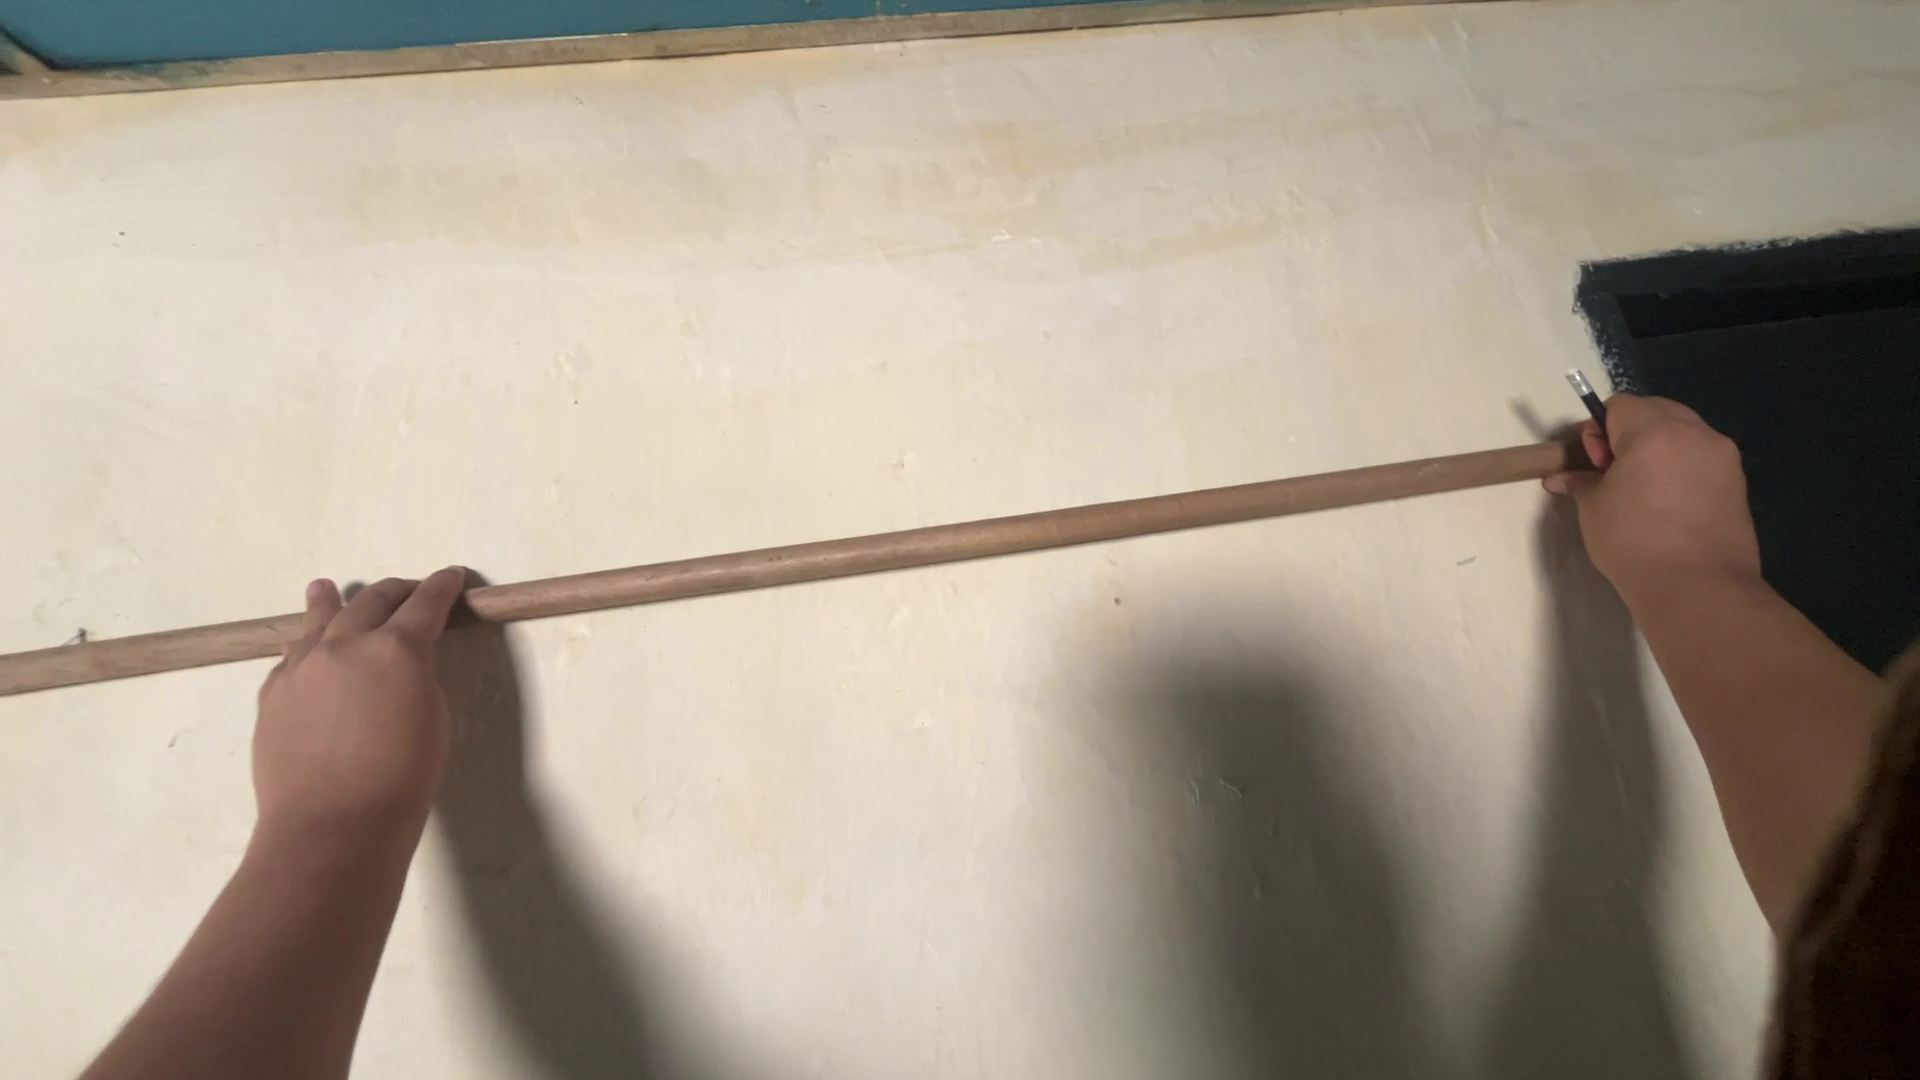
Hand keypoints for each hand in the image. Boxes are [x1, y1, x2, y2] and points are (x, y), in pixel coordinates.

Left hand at [252, 568, 469, 853]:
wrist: (334, 821)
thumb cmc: (407, 769)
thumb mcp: (433, 709)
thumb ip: (417, 672)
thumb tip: (400, 660)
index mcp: (397, 647)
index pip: (427, 602)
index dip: (443, 585)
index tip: (454, 576)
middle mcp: (345, 644)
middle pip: (372, 600)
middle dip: (398, 590)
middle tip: (414, 589)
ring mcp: (301, 667)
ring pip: (320, 620)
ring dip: (333, 602)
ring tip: (325, 586)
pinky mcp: (274, 693)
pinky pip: (293, 654)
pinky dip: (308, 641)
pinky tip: (306, 642)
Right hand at [1543, 394, 1761, 602]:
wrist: (1694, 582)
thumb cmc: (1631, 537)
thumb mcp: (1592, 506)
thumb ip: (1580, 481)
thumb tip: (1563, 478)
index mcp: (1655, 433)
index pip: (1621, 405)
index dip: (1597, 426)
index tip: (1589, 458)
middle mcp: (1695, 435)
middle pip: (1656, 410)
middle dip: (1627, 430)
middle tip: (1608, 467)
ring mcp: (1722, 457)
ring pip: (1681, 431)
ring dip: (1654, 445)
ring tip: (1635, 484)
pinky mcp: (1735, 480)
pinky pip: (1699, 455)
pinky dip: (1676, 463)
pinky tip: (1661, 498)